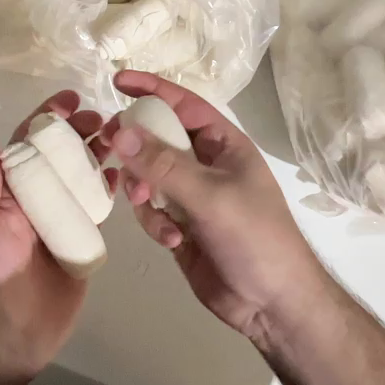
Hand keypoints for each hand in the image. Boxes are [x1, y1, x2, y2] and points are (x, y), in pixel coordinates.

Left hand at [0, 91, 99, 384]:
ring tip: (121, 136)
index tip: (71, 98)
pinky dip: (110, 189)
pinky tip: (125, 176)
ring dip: (99, 154)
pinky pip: (97, 208)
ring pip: (82, 176)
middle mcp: (34, 197)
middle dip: (80, 131)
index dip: (47, 117)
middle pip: (60, 154)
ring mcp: (60, 219)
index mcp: (6, 187)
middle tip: (103, 119)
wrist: (2, 338)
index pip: (28, 141)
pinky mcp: (82, 242)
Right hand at [96, 70, 337, 351]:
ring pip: (147, 176)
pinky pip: (151, 210)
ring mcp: (191, 196)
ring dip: (143, 191)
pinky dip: (154, 222)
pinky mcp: (179, 226)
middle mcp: (205, 164)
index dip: (151, 88)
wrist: (272, 305)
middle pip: (157, 139)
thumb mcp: (210, 196)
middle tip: (111, 150)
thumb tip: (120, 131)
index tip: (116, 80)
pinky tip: (170, 240)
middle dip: (135, 147)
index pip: (183, 104)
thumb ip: (163, 164)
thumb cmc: (255, 237)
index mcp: (224, 144)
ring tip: (151, 208)